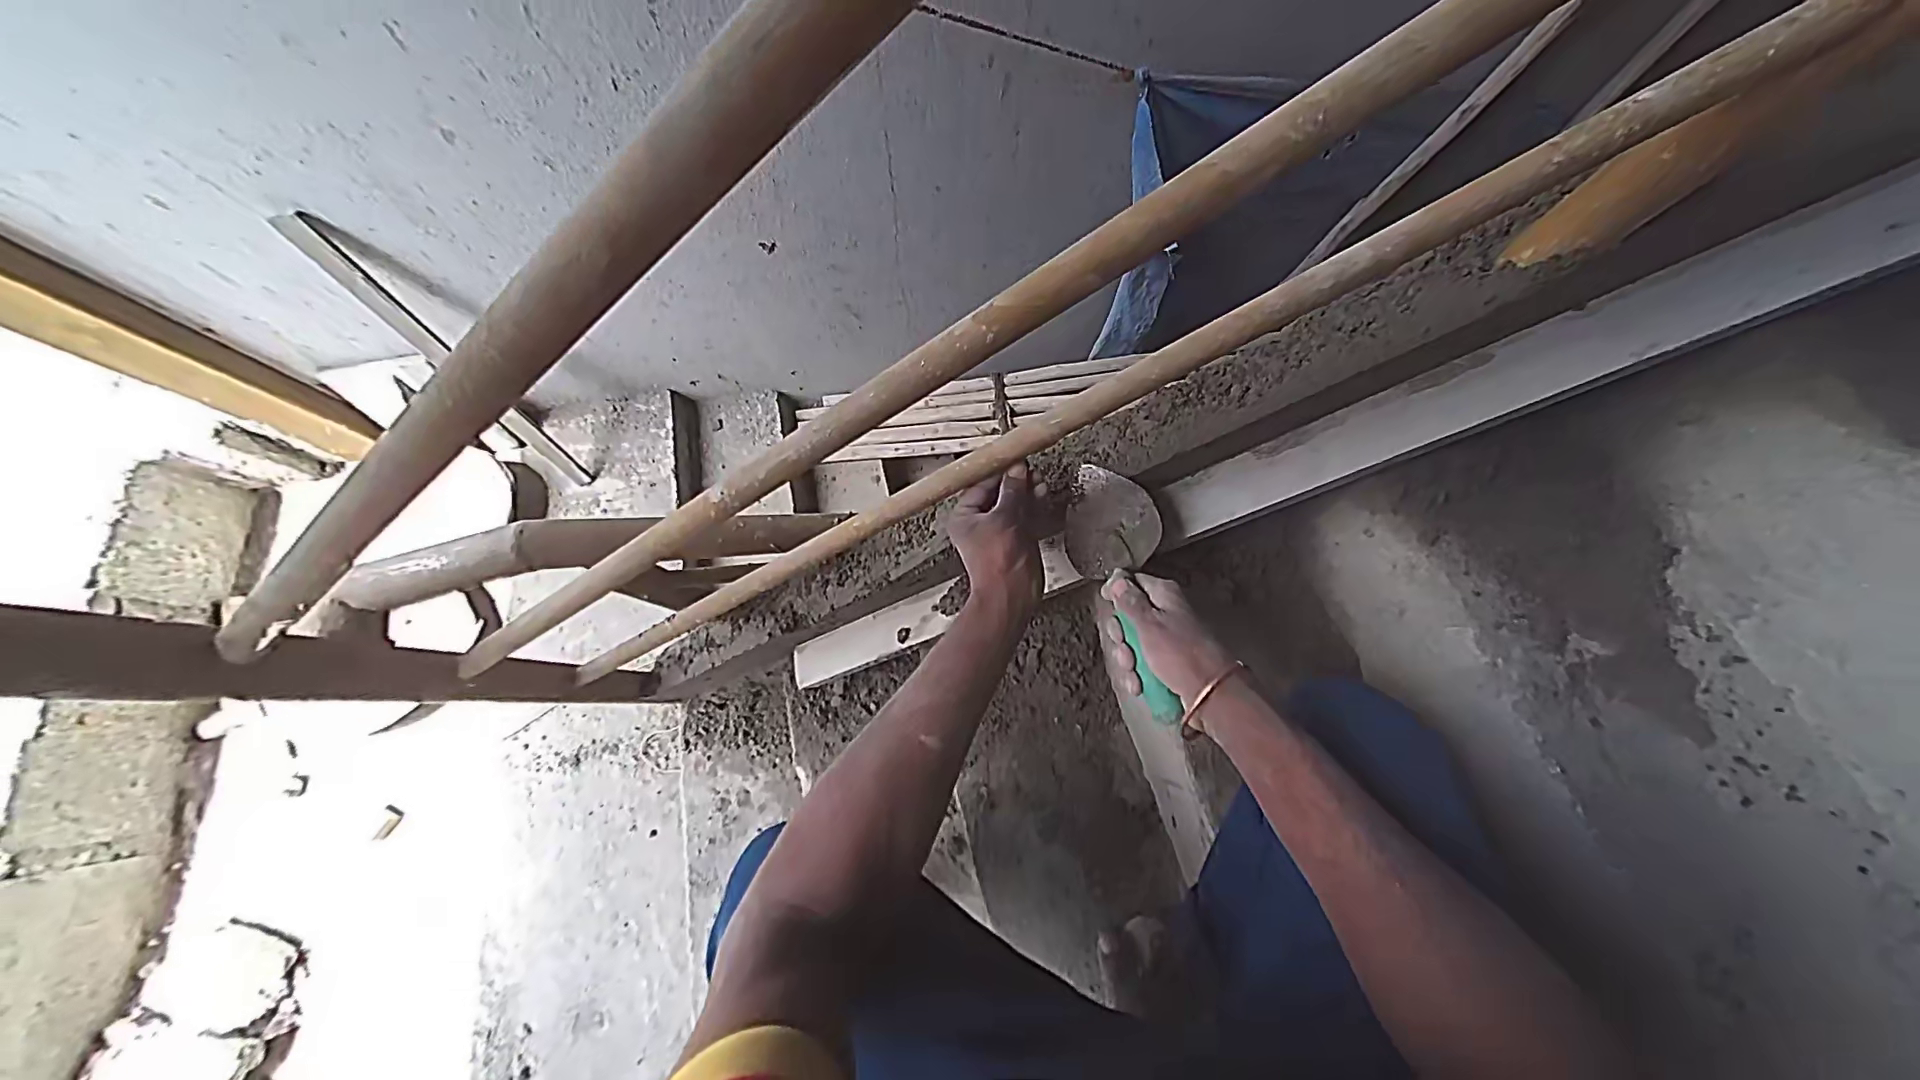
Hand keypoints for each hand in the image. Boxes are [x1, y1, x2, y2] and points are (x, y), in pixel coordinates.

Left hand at [949, 463, 1043, 616]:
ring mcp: (998, 531)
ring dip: (1026, 491)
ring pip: (1013, 503)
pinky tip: (1042, 493)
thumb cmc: (997, 564)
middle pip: (998, 493)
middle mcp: (979, 523)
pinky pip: (1024, 515)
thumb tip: (1017, 471)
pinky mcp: (1015, 539)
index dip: (999, 471)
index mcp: (964, 517)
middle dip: (1016, 481)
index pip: (981, 485)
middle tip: (1029, 468)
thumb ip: (1012, 491)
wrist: (1011, 594)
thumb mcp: (1004, 518)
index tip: (1015, 459)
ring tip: (1039, 480)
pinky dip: (1033, 505)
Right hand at [1100, 571, 1238, 703]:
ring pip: (1131, 641)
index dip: (1115, 591)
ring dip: (1127, 659)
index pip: (1131, 581)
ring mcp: (1165, 637)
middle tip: (1125, 647)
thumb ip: (1130, 602)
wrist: (1209, 693)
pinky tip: (1139, 684)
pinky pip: (1142, 661)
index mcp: (1164, 595)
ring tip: (1135, 672)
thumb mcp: (1149, 625)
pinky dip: (1138, 674)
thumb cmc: (1180, 654)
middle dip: (1120, 635)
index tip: (1106, 603)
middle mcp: (1165, 611)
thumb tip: (1117, 580)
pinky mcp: (1166, 659)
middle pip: (1127, 614)